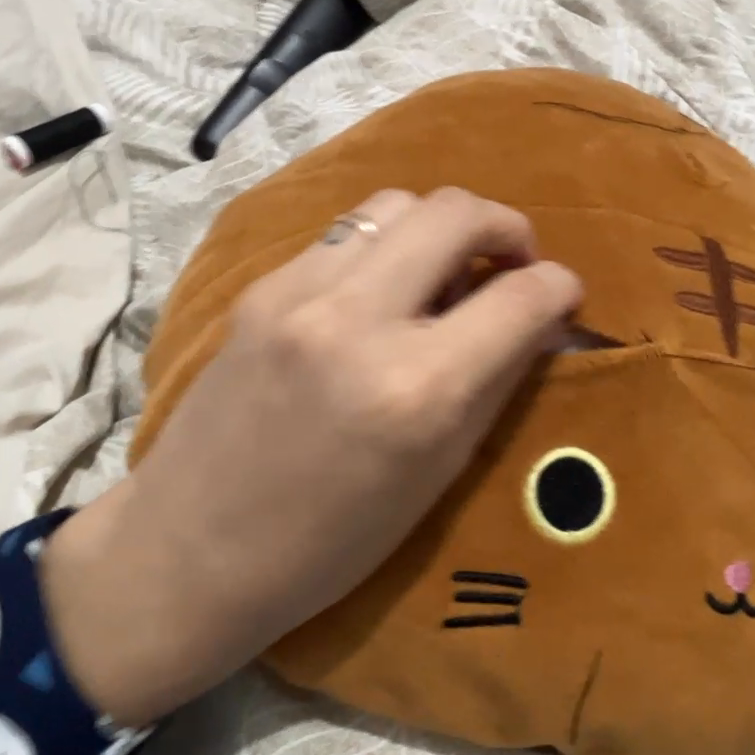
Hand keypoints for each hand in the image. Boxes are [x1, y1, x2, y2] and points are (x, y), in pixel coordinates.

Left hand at [40, 188, 582, 725]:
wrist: (190, 552)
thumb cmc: (331, 544)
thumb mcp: (438, 474)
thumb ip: (498, 381)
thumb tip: (541, 323)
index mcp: (418, 389)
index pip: (521, 296)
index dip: (560, 287)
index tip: (565, 294)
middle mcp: (360, 320)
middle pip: (457, 212)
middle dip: (507, 226)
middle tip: (514, 262)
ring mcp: (300, 294)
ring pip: (398, 202)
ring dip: (442, 226)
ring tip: (447, 270)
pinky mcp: (261, 287)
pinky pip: (346, 233)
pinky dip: (385, 245)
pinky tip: (383, 288)